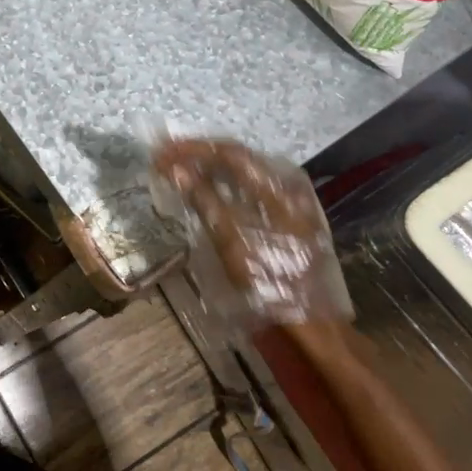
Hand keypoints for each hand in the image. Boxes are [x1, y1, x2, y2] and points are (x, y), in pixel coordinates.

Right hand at [154, 138, 350, 325]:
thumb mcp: (231, 238)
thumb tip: (174, 168)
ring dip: (207, 168)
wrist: (309, 322)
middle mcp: (286, 186)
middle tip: (166, 158)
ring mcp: (287, 202)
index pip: (230, 152)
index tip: (162, 152)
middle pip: (236, 158)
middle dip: (197, 155)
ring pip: (241, 173)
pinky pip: (247, 189)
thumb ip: (204, 198)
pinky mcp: (283, 218)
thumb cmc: (271, 278)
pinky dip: (221, 185)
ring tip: (179, 170)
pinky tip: (204, 190)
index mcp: (278, 186)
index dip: (192, 149)